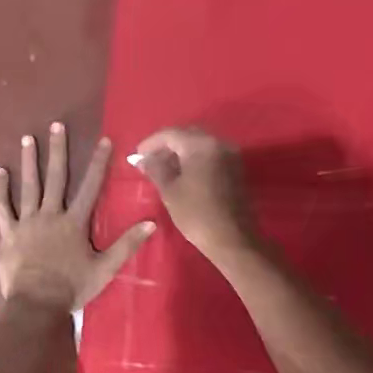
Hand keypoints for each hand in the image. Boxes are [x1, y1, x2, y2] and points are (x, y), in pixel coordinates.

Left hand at [0, 124, 153, 310]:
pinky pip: (4, 208)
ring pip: (28, 186)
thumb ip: (127, 244)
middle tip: (56, 125)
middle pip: (55, 178)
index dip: (98, 163)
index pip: (90, 187)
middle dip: (57, 150)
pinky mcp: (9, 233)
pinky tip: (0, 172)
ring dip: (29, 161)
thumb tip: (151, 223)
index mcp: (75, 222)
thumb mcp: (105, 268)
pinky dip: (1, 190)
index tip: (104, 141)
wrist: (36, 303)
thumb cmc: (73, 286)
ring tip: (27, 138)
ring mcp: (27, 222)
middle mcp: (51, 215)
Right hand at [129, 127, 257, 261]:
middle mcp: (219, 143)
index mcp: (201, 145)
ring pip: (200, 144)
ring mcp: (230, 155)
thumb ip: (155, 169)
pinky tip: (183, 173)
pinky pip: (211, 155)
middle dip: (167, 145)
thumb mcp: (170, 191)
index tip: (137, 155)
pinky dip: (195, 159)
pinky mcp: (236, 168)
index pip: (170, 134)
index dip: (151, 143)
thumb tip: (143, 159)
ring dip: (181, 152)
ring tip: (163, 168)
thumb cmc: (197, 214)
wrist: (232, 238)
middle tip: (150, 160)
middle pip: (187, 135)